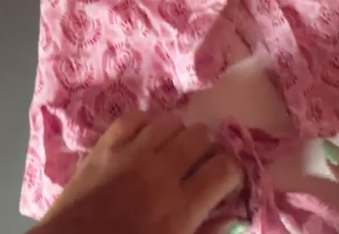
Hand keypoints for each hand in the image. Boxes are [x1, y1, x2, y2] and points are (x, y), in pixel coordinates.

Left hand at [33, 111, 244, 233]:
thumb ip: (204, 233)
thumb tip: (230, 216)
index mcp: (180, 209)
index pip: (224, 169)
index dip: (234, 170)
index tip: (230, 179)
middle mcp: (160, 172)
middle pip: (201, 136)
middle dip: (210, 148)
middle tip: (205, 163)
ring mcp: (130, 153)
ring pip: (171, 121)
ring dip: (180, 134)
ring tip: (177, 151)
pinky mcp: (104, 145)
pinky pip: (136, 117)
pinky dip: (148, 124)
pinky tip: (149, 138)